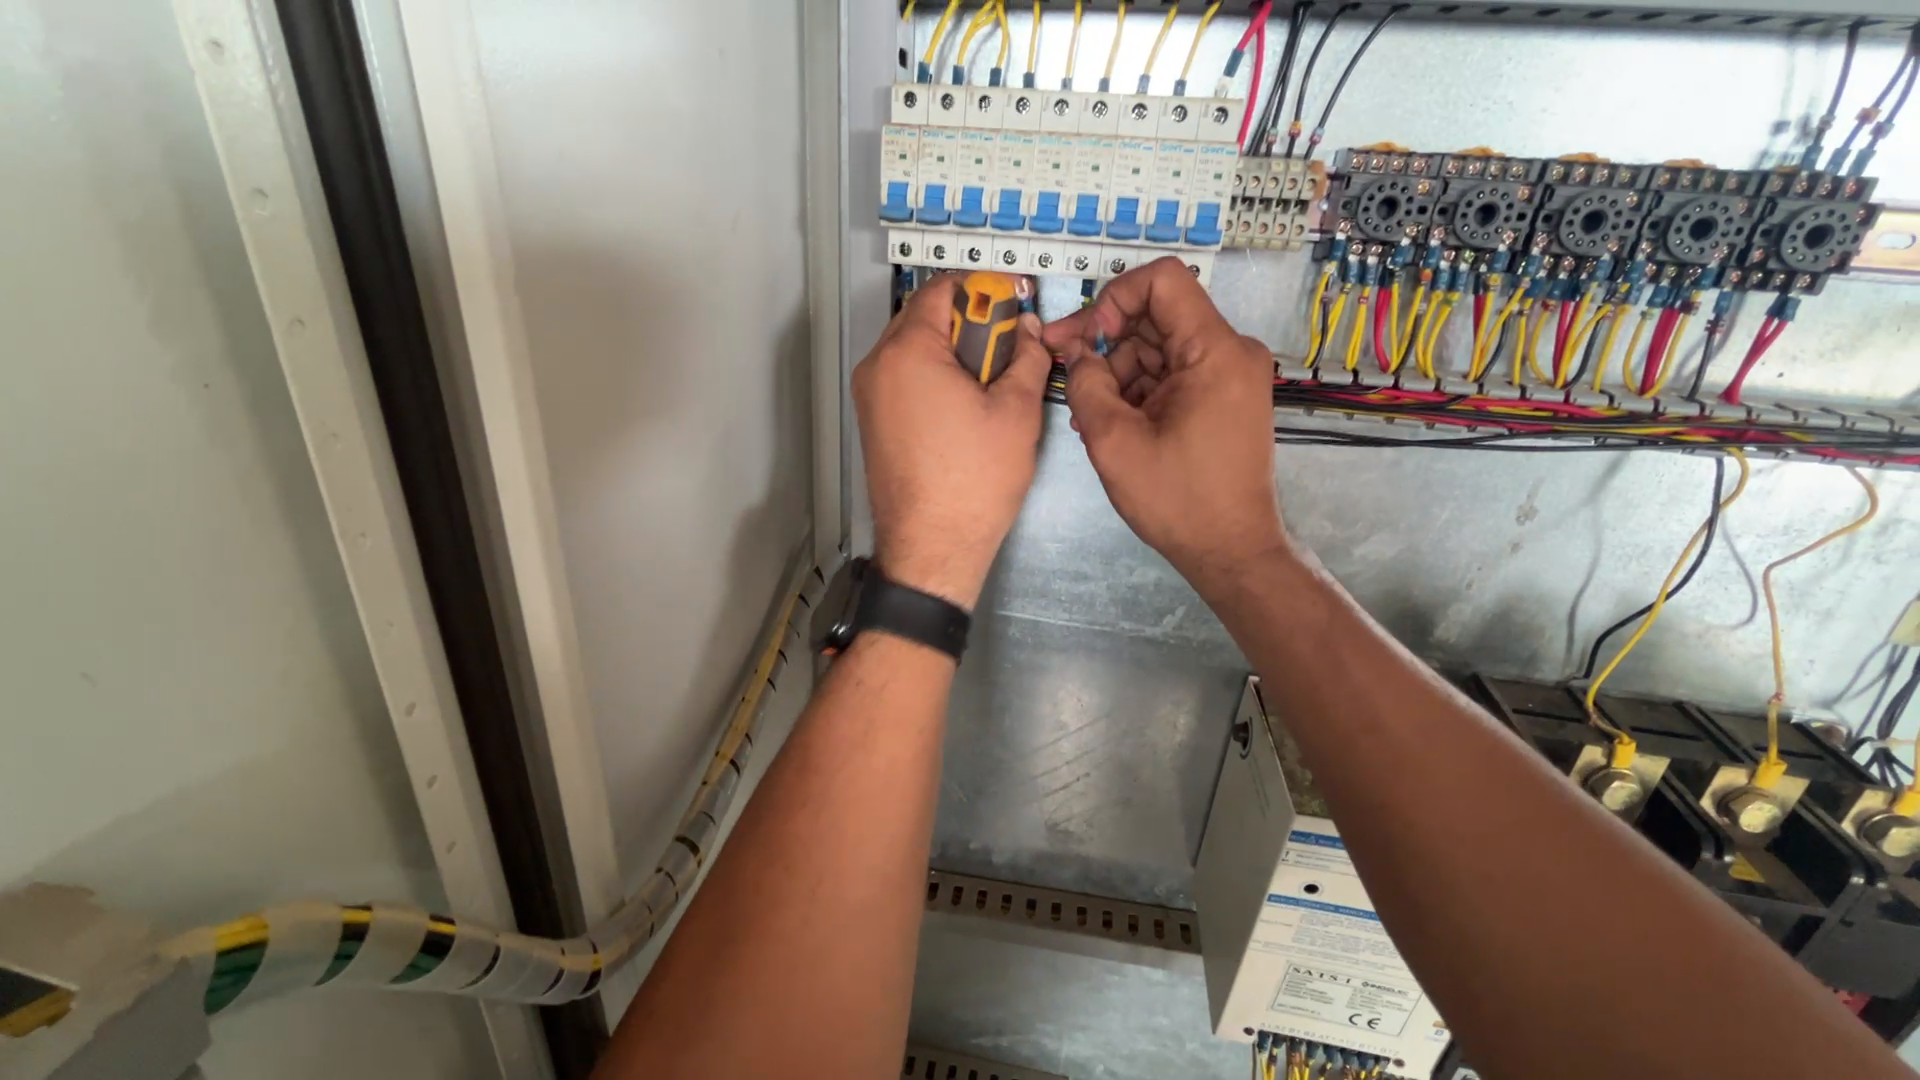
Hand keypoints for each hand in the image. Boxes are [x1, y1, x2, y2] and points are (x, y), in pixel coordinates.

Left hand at [854, 275, 1048, 610]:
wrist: (932, 547)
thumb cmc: (976, 478)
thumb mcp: (1017, 411)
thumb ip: (1027, 357)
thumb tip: (1030, 331)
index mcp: (908, 351)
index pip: (942, 290)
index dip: (983, 291)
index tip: (1014, 306)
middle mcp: (876, 365)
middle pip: (922, 317)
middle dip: (967, 322)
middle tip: (1007, 347)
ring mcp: (868, 396)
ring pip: (911, 349)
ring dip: (950, 350)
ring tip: (990, 380)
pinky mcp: (871, 422)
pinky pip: (902, 378)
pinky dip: (932, 376)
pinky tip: (964, 404)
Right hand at [1042, 257, 1290, 592]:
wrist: (1232, 551)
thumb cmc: (1177, 500)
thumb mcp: (1114, 441)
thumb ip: (1086, 384)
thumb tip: (1076, 352)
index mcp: (1215, 352)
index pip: (1162, 280)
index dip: (1113, 298)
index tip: (1085, 338)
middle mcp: (1231, 352)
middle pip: (1157, 315)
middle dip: (1105, 338)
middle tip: (1062, 367)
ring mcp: (1230, 375)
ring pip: (1160, 347)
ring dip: (1117, 371)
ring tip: (1085, 413)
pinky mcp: (1223, 397)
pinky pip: (1173, 373)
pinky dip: (1138, 389)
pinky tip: (1109, 419)